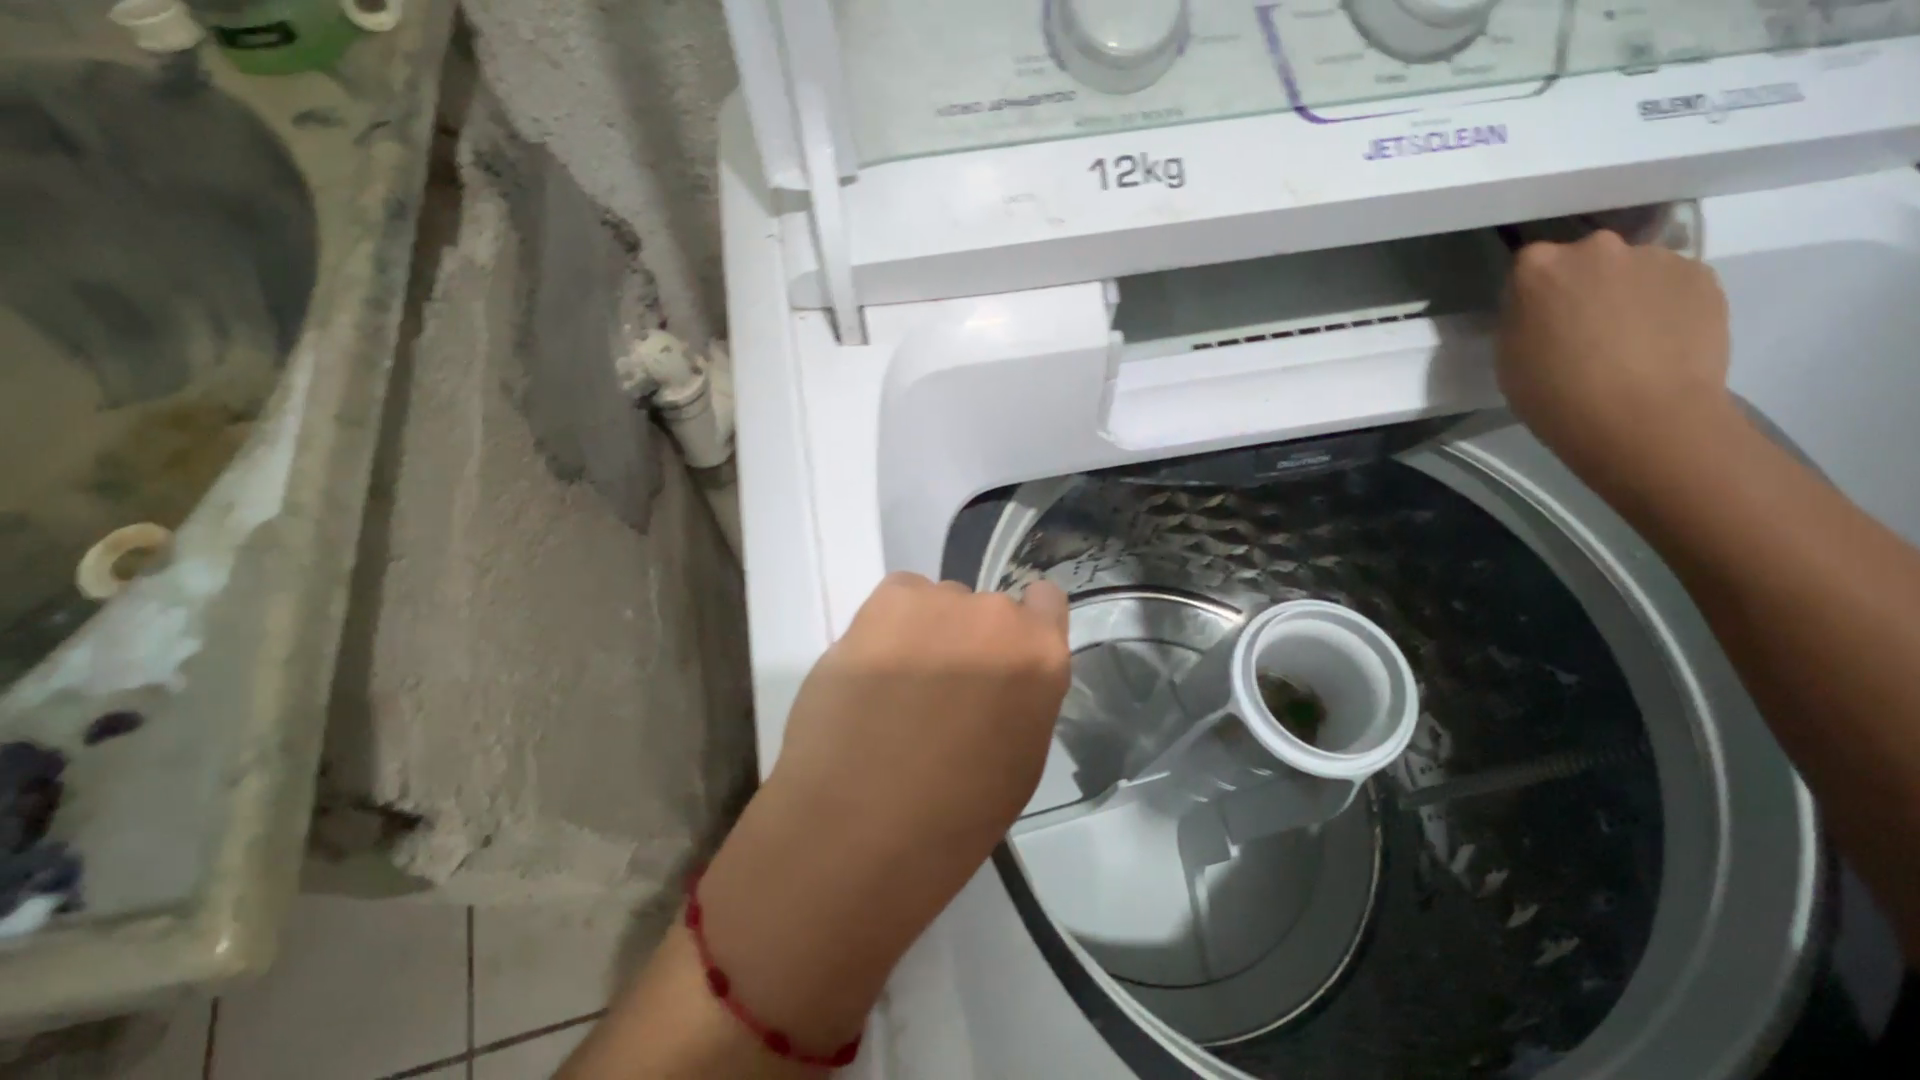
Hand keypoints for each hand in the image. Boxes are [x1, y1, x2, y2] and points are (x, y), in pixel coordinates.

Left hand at [696, 573, 1070, 1048]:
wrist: (859, 825)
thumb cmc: (952, 818)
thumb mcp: (1020, 762)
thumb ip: (1022, 701)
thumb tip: (1001, 682)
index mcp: (1042, 658)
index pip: (1046, 603)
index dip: (1022, 628)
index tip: (999, 659)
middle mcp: (997, 617)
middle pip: (986, 609)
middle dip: (968, 640)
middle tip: (940, 691)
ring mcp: (938, 603)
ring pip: (938, 603)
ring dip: (925, 633)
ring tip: (895, 689)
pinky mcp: (881, 604)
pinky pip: (896, 599)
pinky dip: (886, 625)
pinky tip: (872, 671)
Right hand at [1498, 231, 1735, 501]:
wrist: (1643, 418)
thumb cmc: (1556, 394)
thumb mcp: (1510, 357)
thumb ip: (1525, 319)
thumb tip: (1545, 311)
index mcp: (1539, 266)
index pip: (1531, 267)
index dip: (1536, 296)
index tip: (1540, 322)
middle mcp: (1596, 248)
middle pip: (1587, 260)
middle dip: (1586, 286)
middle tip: (1588, 331)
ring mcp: (1655, 258)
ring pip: (1634, 271)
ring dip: (1629, 295)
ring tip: (1633, 342)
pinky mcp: (1702, 275)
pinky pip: (1675, 285)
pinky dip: (1667, 306)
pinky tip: (1663, 344)